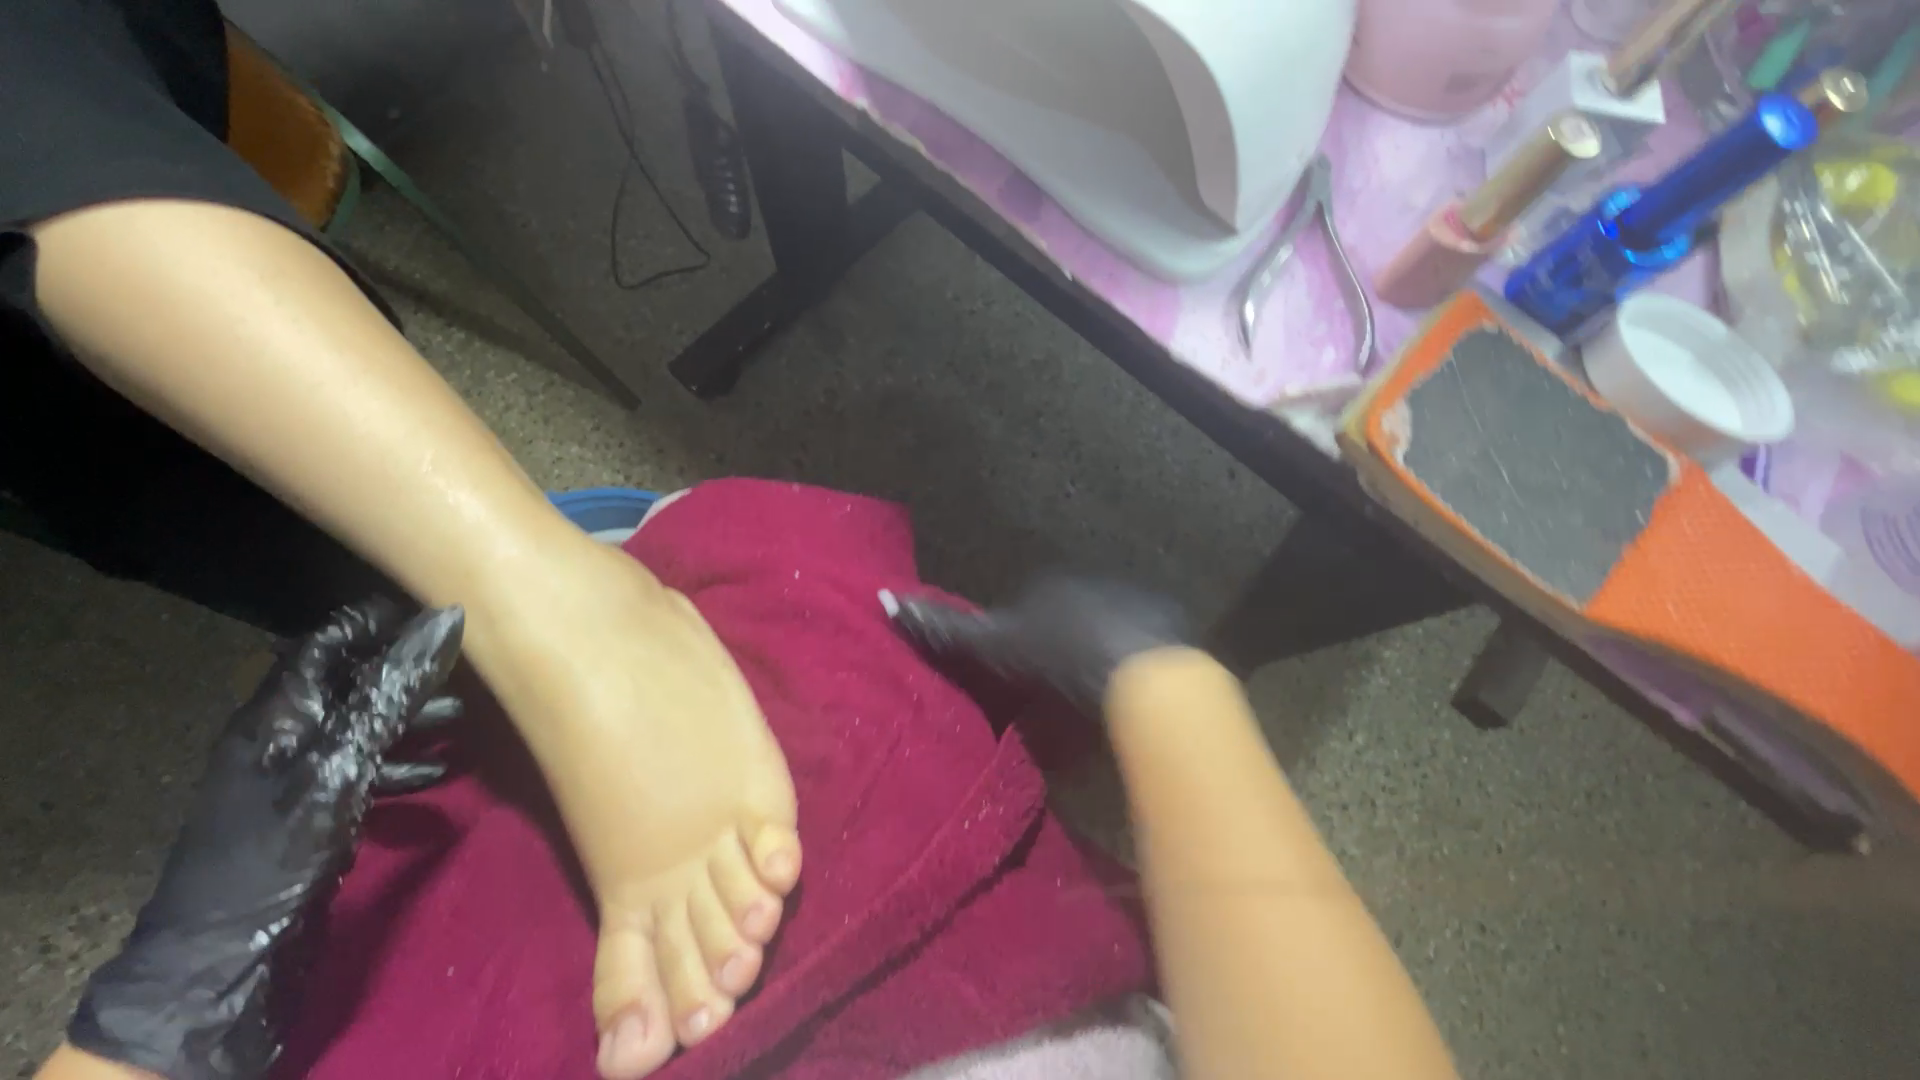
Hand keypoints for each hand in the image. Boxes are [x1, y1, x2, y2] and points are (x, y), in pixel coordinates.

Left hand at [67, 601, 464, 1079]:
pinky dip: (403, 768)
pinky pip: (365, 771)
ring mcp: (299, 774)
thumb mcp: (341, 763)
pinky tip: (441, 781)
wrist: (225, 958)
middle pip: (357, 680)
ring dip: (415, 722)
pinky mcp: (314, 811)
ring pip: (367, 726)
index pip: (334, 637)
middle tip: (474, 673)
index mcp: (281, 709)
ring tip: (467, 726)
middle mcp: (288, 732)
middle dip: (414, 673)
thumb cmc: (280, 847)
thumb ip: (394, 691)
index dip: (387, 620)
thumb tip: (447, 617)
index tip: (450, 616)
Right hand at [885, 575, 1192, 712]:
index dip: (1013, 639)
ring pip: (1103, 631)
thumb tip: (885, 600)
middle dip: (1056, 642)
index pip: (1023, 605)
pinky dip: (1128, 669)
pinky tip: (1123, 697)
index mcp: (1051, 585)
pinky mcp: (1169, 637)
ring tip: (1085, 697)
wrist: (1140, 674)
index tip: (1009, 671)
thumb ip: (944, 630)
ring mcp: (1135, 607)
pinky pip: (1138, 652)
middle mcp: (1094, 586)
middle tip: (1046, 687)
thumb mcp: (993, 646)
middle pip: (1066, 616)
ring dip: (1093, 654)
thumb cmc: (1058, 654)